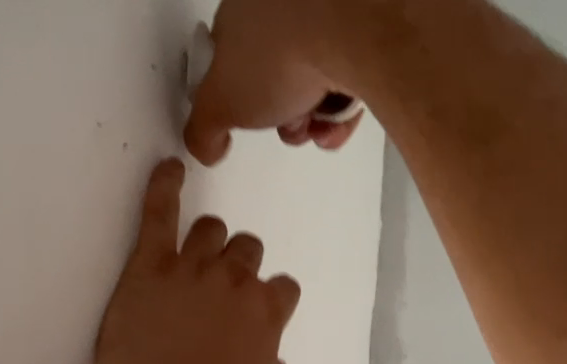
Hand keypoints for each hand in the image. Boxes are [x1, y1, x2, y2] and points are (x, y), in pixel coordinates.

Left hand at [89, 159, 300, 363]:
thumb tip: (273, 362)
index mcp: (267, 313)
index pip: (282, 287)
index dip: (267, 299)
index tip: (253, 313)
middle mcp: (235, 280)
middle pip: (247, 250)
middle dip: (237, 265)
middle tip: (217, 291)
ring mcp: (192, 268)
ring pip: (211, 230)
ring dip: (207, 242)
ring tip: (192, 259)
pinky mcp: (149, 266)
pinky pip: (159, 212)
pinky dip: (164, 186)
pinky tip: (168, 170)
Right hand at [183, 0, 368, 164]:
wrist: (355, 31)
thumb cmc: (280, 55)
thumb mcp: (217, 106)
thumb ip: (201, 130)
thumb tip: (208, 146)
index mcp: (241, 8)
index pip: (228, 54)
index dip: (235, 96)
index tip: (245, 118)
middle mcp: (284, 2)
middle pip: (276, 72)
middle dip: (281, 113)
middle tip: (288, 125)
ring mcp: (327, 10)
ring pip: (315, 73)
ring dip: (313, 116)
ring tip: (319, 125)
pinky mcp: (365, 23)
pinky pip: (351, 67)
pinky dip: (345, 100)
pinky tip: (341, 118)